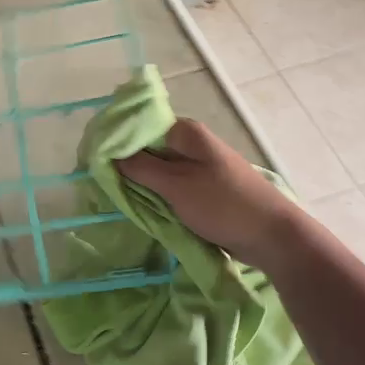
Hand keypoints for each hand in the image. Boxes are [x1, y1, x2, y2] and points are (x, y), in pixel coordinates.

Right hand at [115, 118, 308, 268]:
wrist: (272, 237)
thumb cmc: (223, 205)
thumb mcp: (175, 186)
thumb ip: (139, 167)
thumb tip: (107, 153)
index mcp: (185, 132)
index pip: (138, 126)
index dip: (114, 141)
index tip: (91, 160)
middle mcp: (191, 144)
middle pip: (146, 148)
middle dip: (124, 164)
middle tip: (99, 182)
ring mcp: (198, 167)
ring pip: (156, 170)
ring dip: (139, 183)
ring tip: (114, 196)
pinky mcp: (202, 189)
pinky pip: (169, 187)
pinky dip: (155, 195)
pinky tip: (140, 206)